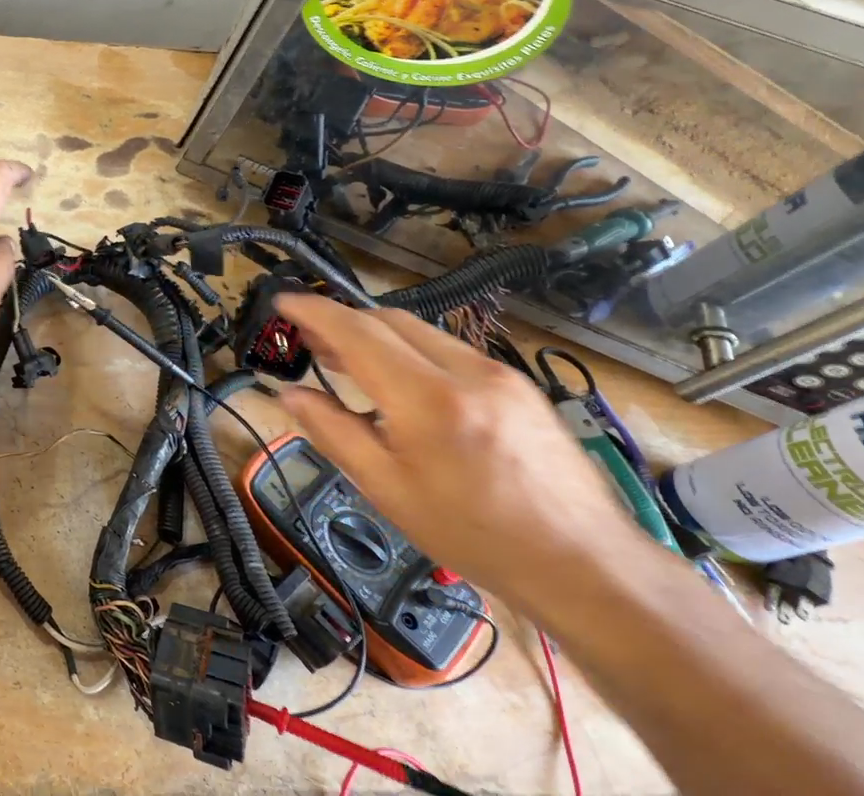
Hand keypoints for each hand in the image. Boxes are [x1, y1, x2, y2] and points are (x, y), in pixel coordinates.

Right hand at [273, 294, 643, 609]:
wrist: (582, 561)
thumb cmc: (471, 533)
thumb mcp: (386, 489)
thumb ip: (333, 432)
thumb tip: (291, 395)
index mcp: (427, 398)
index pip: (358, 332)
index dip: (314, 312)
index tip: (282, 302)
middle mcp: (468, 371)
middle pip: (391, 321)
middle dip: (343, 322)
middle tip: (306, 340)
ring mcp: (501, 375)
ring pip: (422, 333)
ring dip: (377, 337)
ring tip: (344, 362)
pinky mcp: (520, 387)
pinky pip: (451, 353)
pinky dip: (411, 354)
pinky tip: (398, 385)